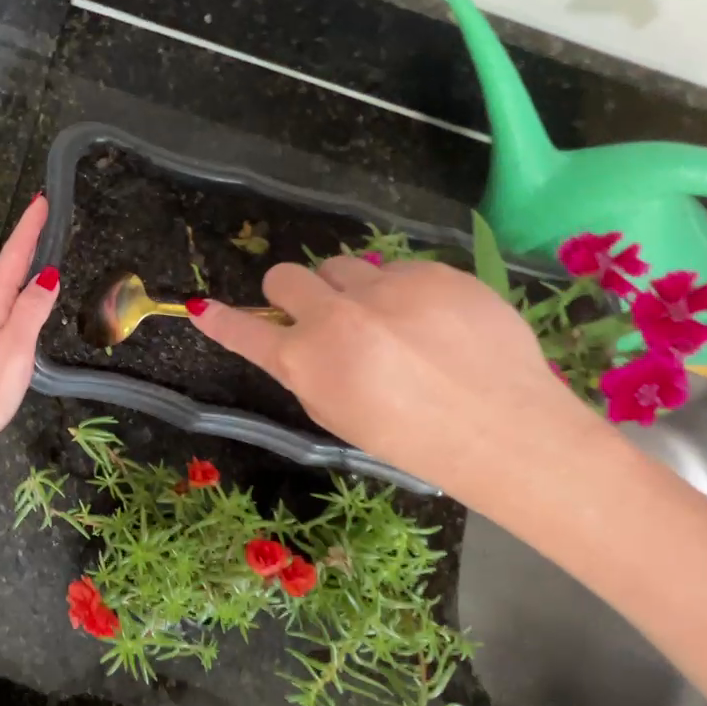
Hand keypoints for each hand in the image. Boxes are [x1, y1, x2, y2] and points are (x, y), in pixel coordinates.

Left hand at [0, 194, 59, 469]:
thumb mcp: (16, 346)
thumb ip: (32, 308)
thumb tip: (47, 275)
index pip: (11, 257)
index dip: (27, 228)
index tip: (41, 199)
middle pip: (5, 268)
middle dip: (25, 241)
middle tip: (44, 216)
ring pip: (1, 288)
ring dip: (20, 265)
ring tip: (38, 248)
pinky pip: (0, 307)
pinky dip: (16, 292)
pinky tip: (24, 298)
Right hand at [189, 256, 598, 491]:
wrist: (506, 431)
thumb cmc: (412, 439)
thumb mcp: (337, 416)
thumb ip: (306, 372)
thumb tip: (297, 338)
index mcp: (306, 363)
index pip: (244, 332)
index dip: (219, 321)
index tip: (200, 308)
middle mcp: (335, 318)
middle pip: (286, 277)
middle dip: (293, 294)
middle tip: (320, 315)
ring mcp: (384, 289)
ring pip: (340, 267)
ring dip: (348, 289)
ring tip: (386, 321)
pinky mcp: (431, 272)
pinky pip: (395, 269)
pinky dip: (401, 291)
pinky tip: (431, 323)